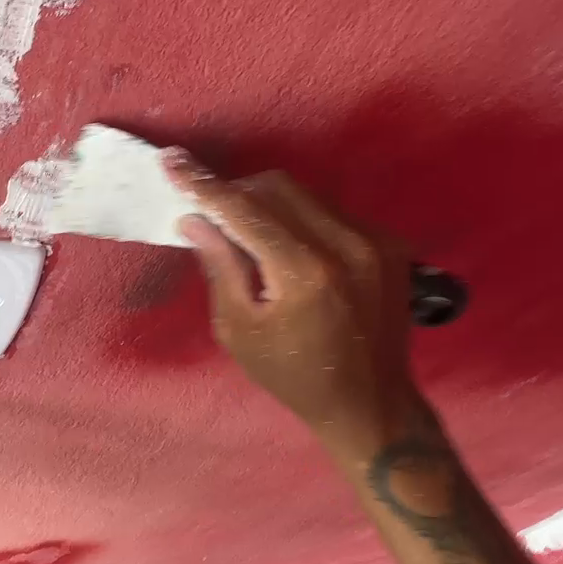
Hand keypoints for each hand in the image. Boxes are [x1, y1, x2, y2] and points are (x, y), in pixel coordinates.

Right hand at [163, 151, 421, 455]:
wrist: (370, 402)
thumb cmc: (292, 375)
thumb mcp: (239, 330)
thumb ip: (220, 266)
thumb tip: (195, 218)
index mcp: (305, 273)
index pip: (245, 210)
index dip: (204, 184)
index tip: (172, 161)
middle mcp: (346, 245)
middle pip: (277, 188)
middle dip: (235, 191)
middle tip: (209, 212)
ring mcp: (375, 240)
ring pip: (305, 193)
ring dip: (266, 201)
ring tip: (245, 230)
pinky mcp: (390, 243)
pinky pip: (330, 209)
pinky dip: (297, 216)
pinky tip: (285, 245)